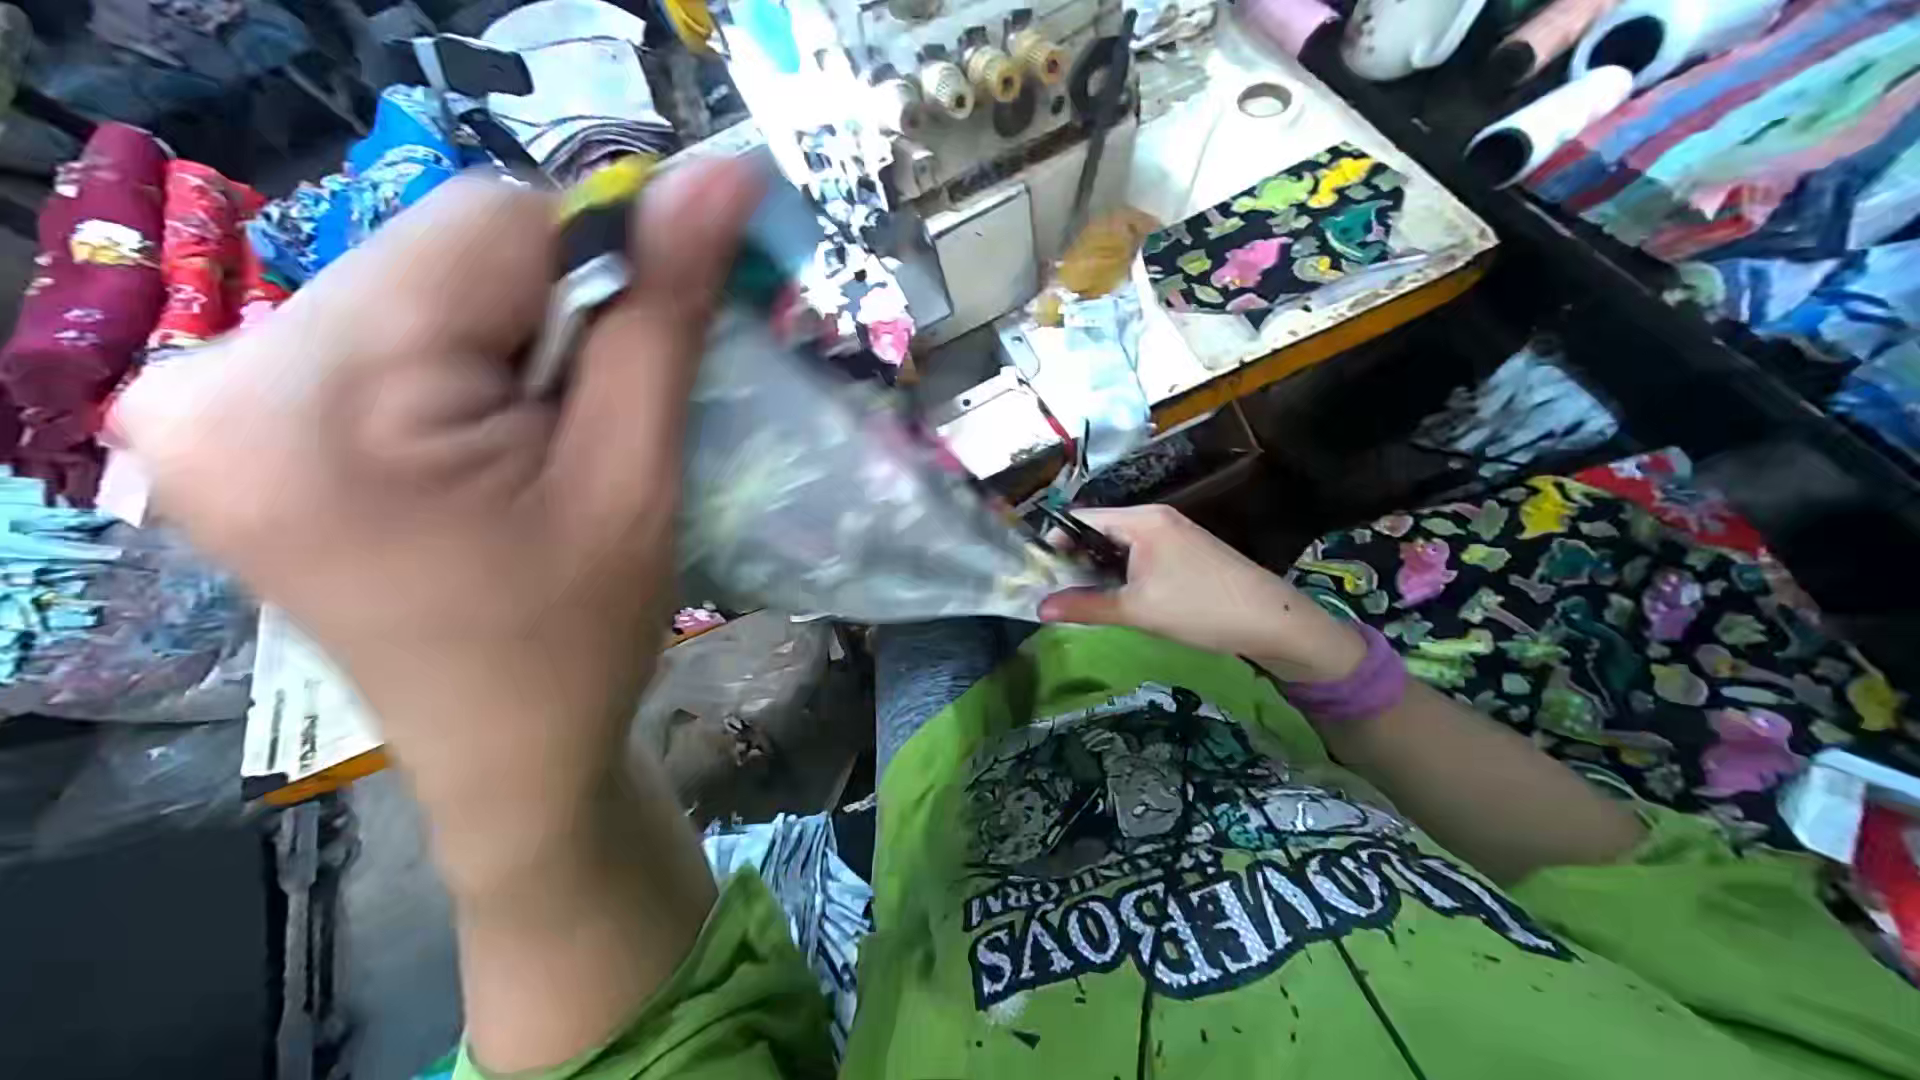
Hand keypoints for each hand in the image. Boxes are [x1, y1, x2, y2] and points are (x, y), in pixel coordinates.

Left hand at [114, 163, 761, 835]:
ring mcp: (205, 400)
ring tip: (542, 450)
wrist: (507, 752)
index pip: (491, 223)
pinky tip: (487, 450)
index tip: (641, 366)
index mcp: (323, 399)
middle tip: (588, 431)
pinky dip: (462, 370)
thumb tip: (723, 174)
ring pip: (420, 288)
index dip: (600, 272)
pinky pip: (384, 334)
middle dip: (547, 321)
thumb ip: (665, 314)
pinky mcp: (234, 423)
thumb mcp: (636, 475)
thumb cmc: (581, 635)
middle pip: (445, 253)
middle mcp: (219, 377)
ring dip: (508, 347)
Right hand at [1039, 505, 1365, 682]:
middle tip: (1059, 591)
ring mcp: (1174, 533)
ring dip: (1101, 568)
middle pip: (1100, 530)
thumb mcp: (1136, 610)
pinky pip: (1142, 554)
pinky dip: (1124, 572)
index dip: (1056, 542)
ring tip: (1085, 598)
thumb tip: (1039, 609)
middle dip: (1077, 559)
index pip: (1082, 519)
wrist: (1272, 620)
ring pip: (1121, 545)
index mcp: (1142, 521)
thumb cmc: (1199, 608)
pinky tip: (1122, 597)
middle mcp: (1156, 518)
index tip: (1040, 572)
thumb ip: (1084, 606)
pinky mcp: (1187, 550)